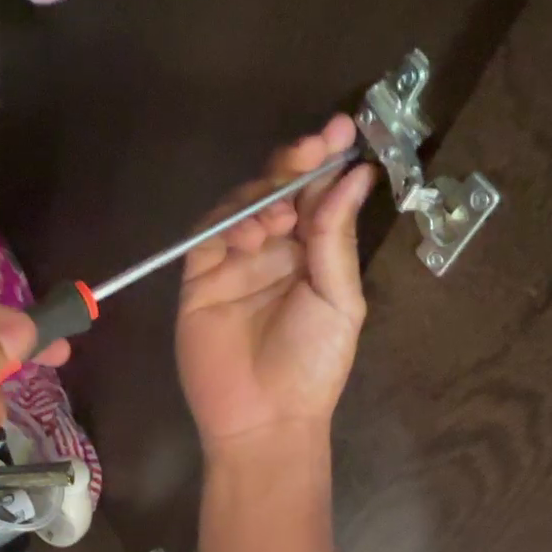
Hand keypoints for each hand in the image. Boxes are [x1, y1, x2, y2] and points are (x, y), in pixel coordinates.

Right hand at [176, 115, 376, 453]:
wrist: (265, 420)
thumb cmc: (312, 365)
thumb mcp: (339, 300)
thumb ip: (335, 238)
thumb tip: (353, 177)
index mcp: (310, 257)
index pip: (314, 198)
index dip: (324, 164)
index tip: (341, 131)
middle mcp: (271, 255)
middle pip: (275, 193)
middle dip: (293, 165)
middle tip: (312, 147)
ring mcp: (232, 266)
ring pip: (239, 208)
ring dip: (263, 196)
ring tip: (282, 214)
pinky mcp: (199, 282)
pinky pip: (208, 239)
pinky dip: (228, 224)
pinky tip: (254, 230)